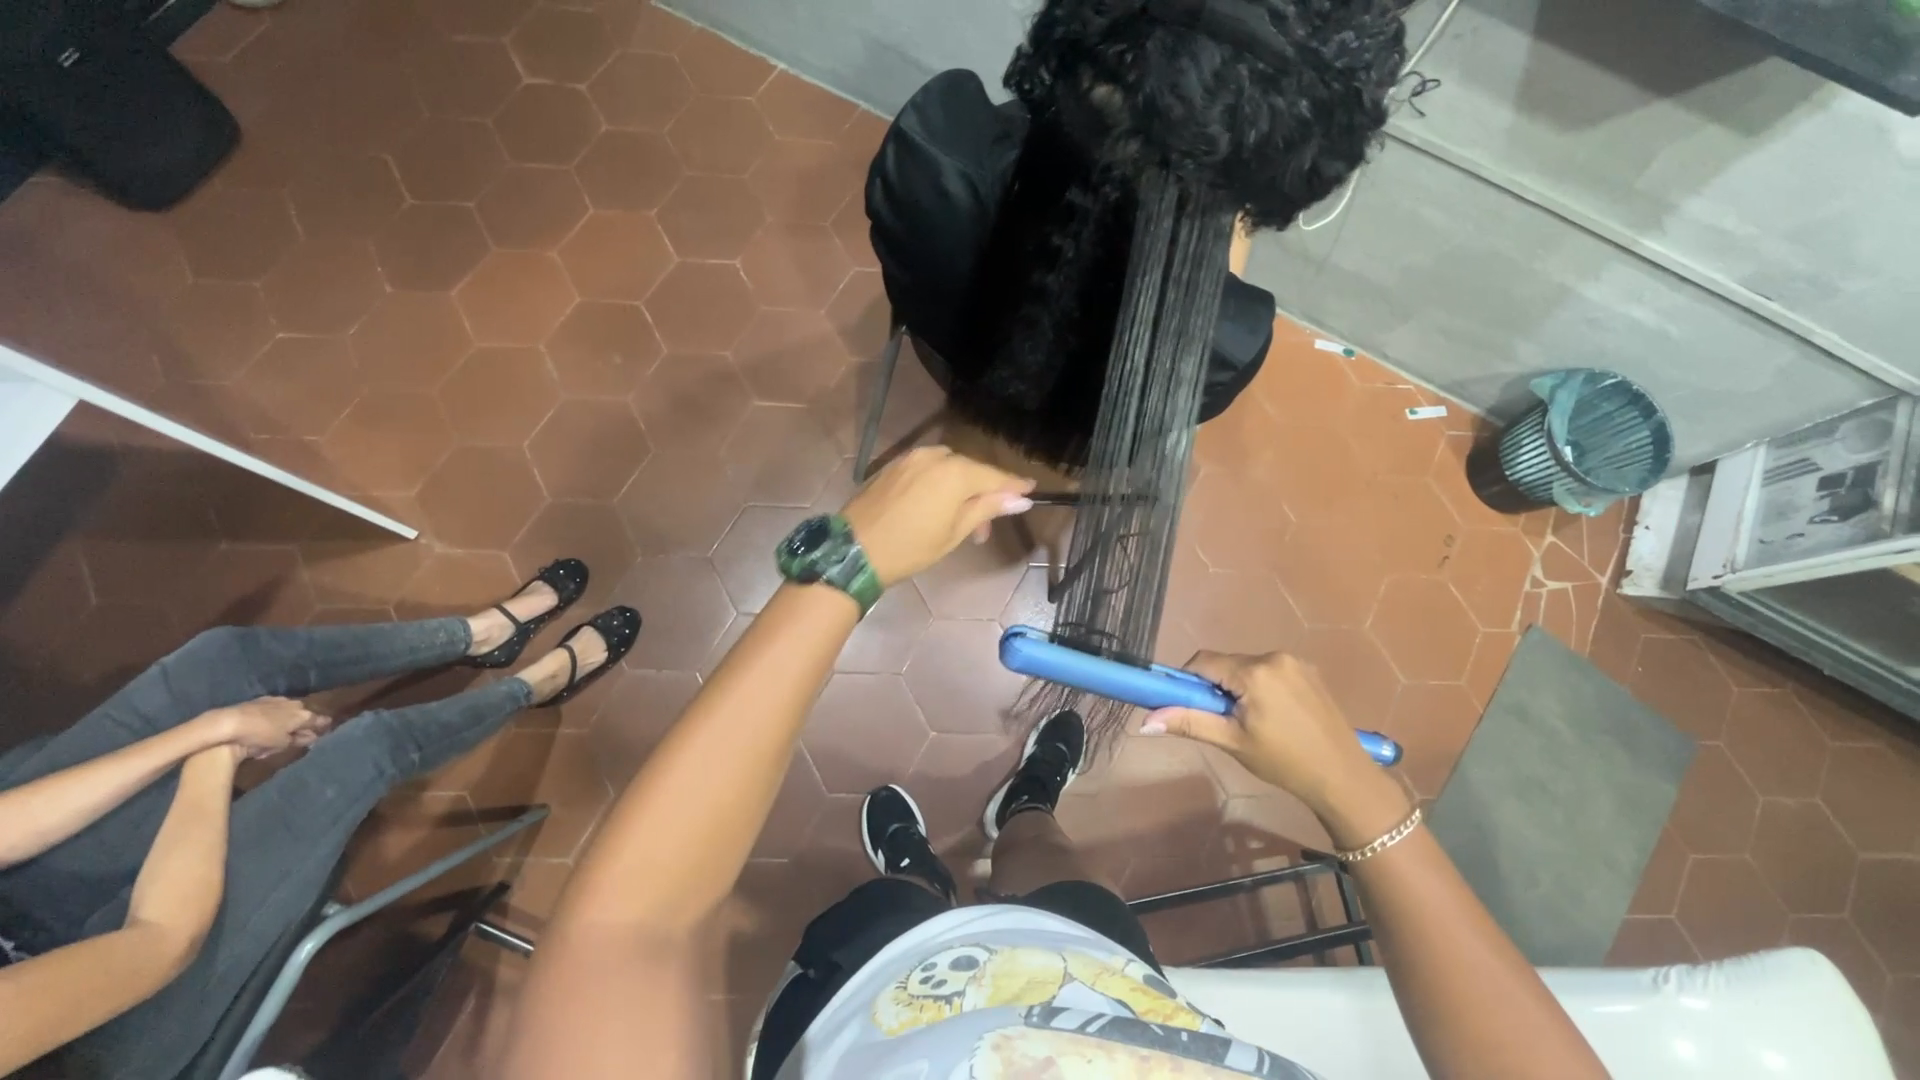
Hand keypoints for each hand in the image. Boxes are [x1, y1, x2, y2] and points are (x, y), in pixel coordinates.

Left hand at [201, 697, 330, 758]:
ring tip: (280, 728)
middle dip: (303, 722)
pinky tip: (266, 722)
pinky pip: (273, 708)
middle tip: (298, 733)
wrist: (229, 722)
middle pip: (304, 714)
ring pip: (288, 710)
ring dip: (287, 718)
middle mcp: (295, 704)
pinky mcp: (260, 700)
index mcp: (304, 715)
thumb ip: (299, 740)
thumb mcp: (282, 744)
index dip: (323, 727)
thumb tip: (312, 737)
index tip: (323, 732)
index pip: (320, 721)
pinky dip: (273, 715)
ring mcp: (277, 700)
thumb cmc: (260, 736)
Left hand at [841, 446, 1035, 585]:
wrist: (855, 550)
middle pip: (971, 469)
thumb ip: (988, 508)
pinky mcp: (893, 465)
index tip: (1031, 490)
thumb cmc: (910, 547)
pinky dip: (939, 483)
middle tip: (985, 528)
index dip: (1013, 484)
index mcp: (954, 472)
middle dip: (983, 493)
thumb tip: (1021, 498)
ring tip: (960, 520)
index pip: (994, 476)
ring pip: (948, 467)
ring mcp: (911, 458)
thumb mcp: (955, 532)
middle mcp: (934, 456)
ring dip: (960, 488)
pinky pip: (927, 468)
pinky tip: (937, 506)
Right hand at [1140, 651, 1406, 837]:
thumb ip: (1189, 723)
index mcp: (1254, 672)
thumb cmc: (1284, 762)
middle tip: (1220, 722)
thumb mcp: (1232, 743)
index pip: (1202, 661)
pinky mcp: (1310, 672)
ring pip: (1247, 668)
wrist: (1344, 777)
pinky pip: (1269, 672)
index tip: (1185, 706)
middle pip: (1225, 663)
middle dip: (1214, 687)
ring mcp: (1296, 663)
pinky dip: (1259, 688)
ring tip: (1247, 724)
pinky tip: (1271, 718)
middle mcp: (1274, 657)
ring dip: (1236, 688)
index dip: (1186, 681)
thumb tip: (1144, 722)